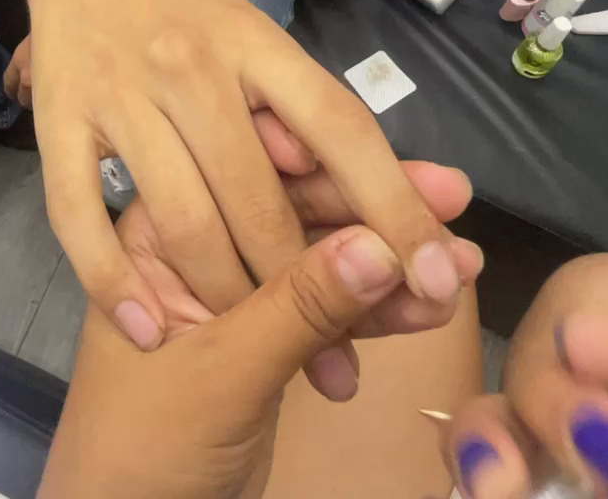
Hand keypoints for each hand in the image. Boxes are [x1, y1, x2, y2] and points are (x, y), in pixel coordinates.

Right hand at [7, 0, 476, 350]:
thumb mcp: (255, 35)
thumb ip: (302, 112)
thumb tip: (371, 205)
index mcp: (254, 43)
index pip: (340, 128)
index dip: (394, 207)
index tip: (438, 281)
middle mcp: (190, 69)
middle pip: (260, 197)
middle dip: (310, 291)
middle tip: (346, 367)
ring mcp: (118, 96)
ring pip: (181, 219)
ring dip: (225, 300)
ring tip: (255, 349)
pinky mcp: (57, 122)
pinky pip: (78, 214)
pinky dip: (111, 282)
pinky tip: (147, 330)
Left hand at [41, 160, 474, 497]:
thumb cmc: (145, 447)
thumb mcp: (222, 371)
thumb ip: (300, 306)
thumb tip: (383, 241)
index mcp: (161, 228)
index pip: (242, 172)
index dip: (317, 161)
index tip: (387, 160)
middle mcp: (198, 244)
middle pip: (293, 210)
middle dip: (371, 210)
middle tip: (449, 198)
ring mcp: (236, 291)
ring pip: (320, 259)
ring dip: (389, 262)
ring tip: (462, 260)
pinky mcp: (267, 335)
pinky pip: (328, 309)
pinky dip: (378, 310)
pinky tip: (429, 305)